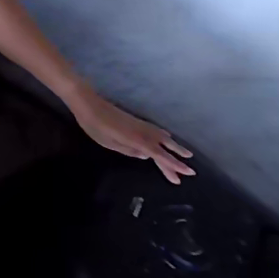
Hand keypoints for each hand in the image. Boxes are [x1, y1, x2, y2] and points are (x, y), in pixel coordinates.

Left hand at [68, 85, 194, 183]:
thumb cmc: (95, 125)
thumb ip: (128, 150)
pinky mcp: (135, 120)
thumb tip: (145, 156)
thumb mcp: (109, 143)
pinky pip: (155, 130)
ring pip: (162, 137)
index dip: (174, 164)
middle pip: (164, 147)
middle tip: (189, 173)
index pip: (160, 155)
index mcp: (137, 140)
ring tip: (186, 154)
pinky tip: (167, 137)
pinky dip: (164, 136)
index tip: (188, 173)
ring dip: (174, 146)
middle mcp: (143, 132)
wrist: (89, 104)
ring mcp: (140, 124)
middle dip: (176, 160)